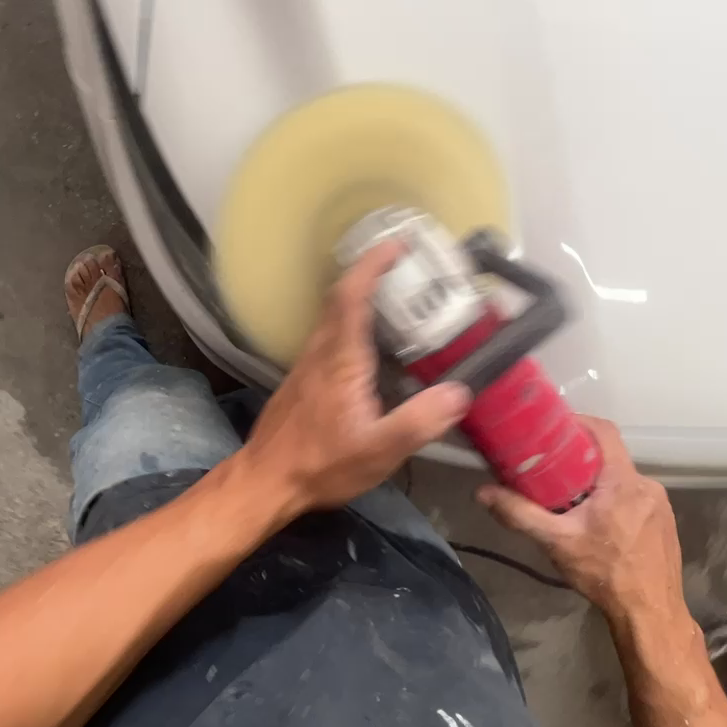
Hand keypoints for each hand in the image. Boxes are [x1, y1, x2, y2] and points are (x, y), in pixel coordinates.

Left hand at [239, 242, 471, 516]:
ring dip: (360, 298)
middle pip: (340, 299)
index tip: (397, 245)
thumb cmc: (321, 465)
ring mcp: (306, 366)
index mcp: (340, 360)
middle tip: (406, 268)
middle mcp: (319, 353)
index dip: (372, 265)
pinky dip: (352, 325)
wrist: (266, 481)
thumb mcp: (379, 450)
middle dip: (370, 274)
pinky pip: (329, 338)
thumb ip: (419, 421)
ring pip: (332, 318)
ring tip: (397, 303)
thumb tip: (459, 391)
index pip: (351, 296)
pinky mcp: (302, 382)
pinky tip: (372, 349)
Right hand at [476, 417, 685, 630]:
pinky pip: (634, 497)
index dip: (577, 422)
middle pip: (609, 456)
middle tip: (548, 468)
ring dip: (595, 482)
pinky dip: (612, 500)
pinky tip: (594, 522)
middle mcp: (647, 485)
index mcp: (623, 481)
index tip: (550, 428)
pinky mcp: (665, 523)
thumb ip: (519, 514)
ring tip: (567, 497)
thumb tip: (482, 492)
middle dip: (579, 458)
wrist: (650, 615)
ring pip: (620, 478)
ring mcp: (660, 505)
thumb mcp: (556, 542)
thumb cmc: (604, 573)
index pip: (604, 431)